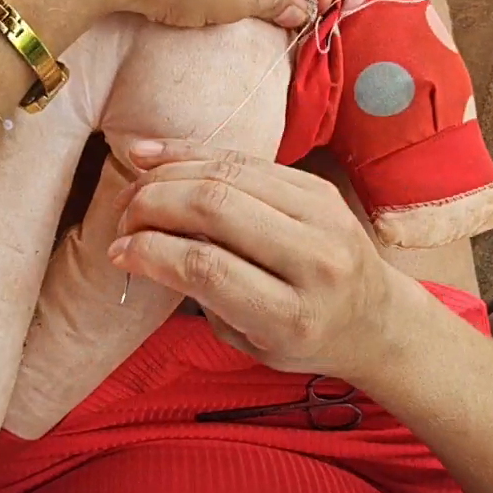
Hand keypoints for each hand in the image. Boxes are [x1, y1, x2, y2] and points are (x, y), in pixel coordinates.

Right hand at [105, 141, 433, 383]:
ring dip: (167, 175)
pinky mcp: (317, 185)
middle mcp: (315, 261)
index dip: (150, 252)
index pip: (207, 267)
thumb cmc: (302, 339)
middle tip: (123, 217)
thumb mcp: (250, 339)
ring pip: (228, 174)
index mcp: (294, 316)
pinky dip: (192, 154)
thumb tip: (145, 239)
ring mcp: (322, 214)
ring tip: (133, 188)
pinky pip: (244, 158)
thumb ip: (204, 293)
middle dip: (153, 204)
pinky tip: (152, 157)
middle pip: (215, 208)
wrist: (374, 318)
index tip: (118, 251)